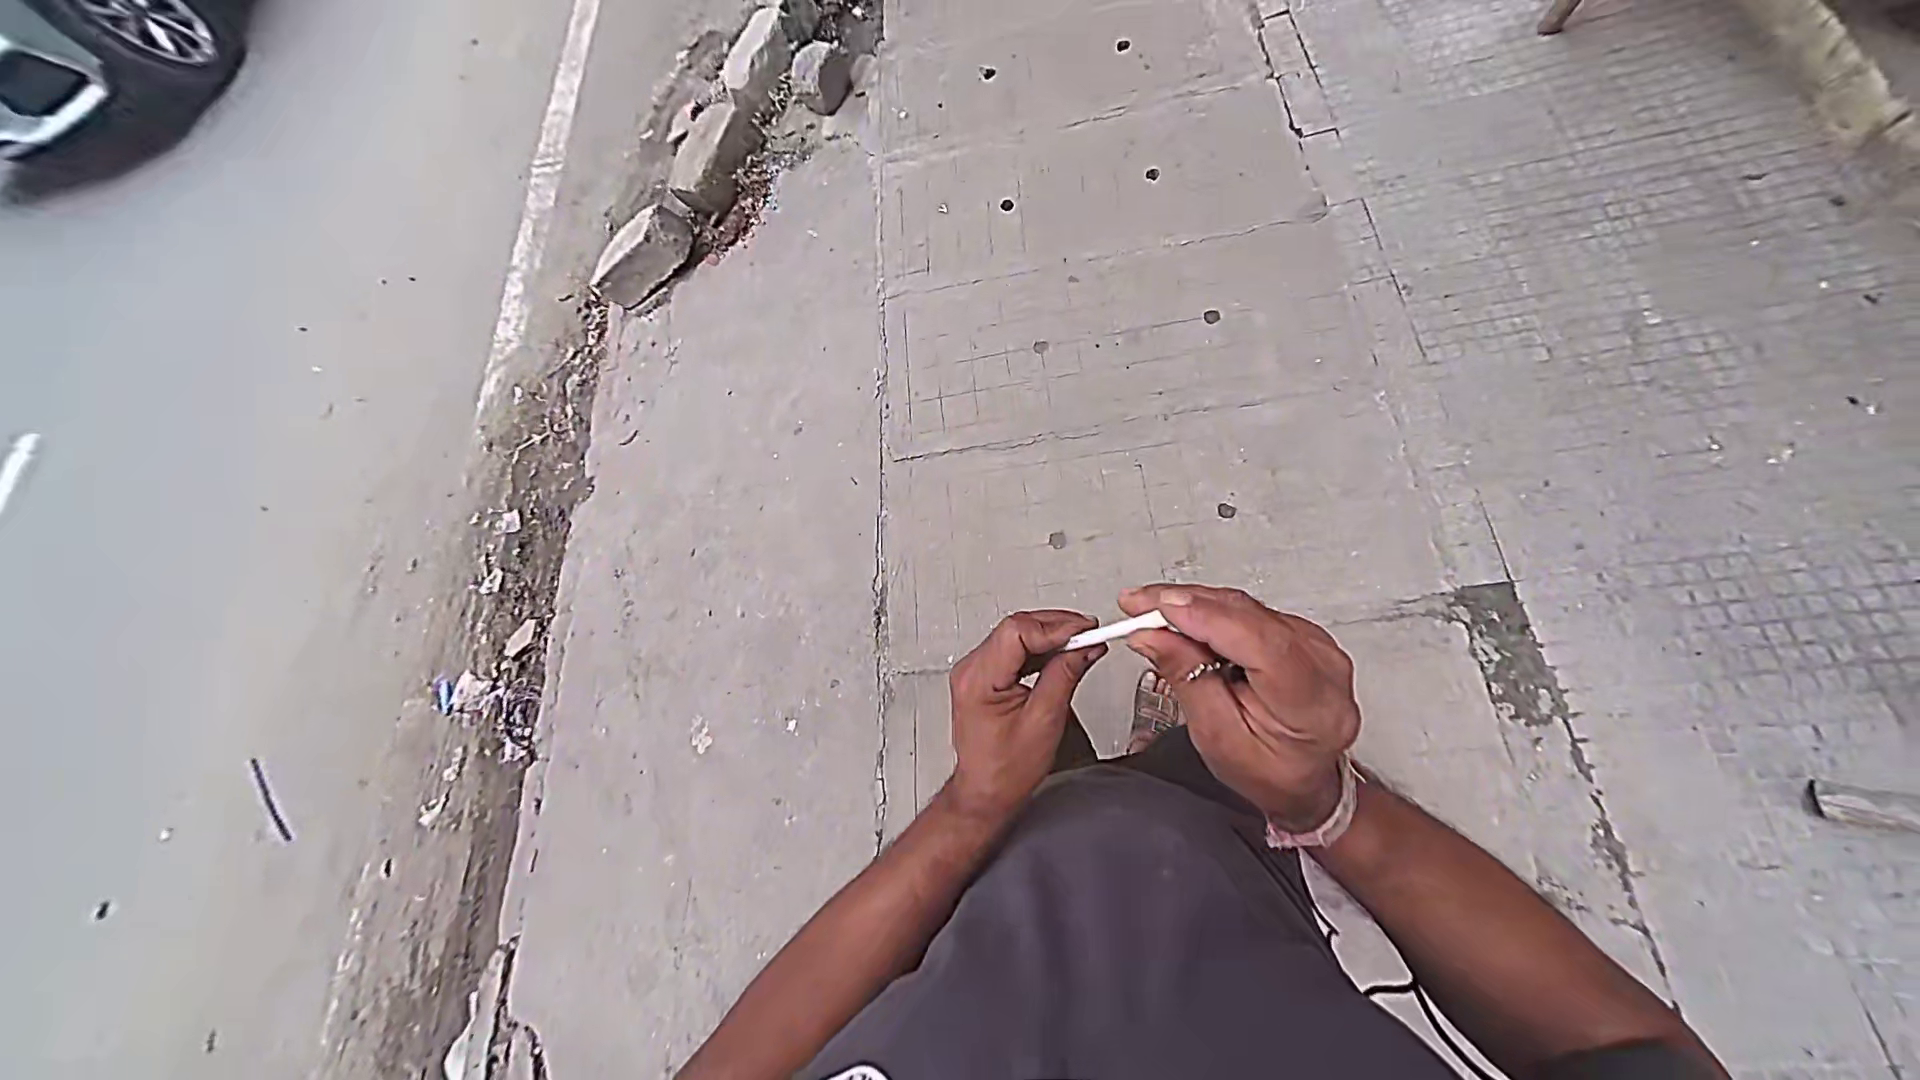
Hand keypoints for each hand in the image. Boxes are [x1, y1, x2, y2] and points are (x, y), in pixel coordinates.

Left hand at [945, 610, 1105, 822]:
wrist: (986, 791)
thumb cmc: (1005, 770)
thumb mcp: (1044, 722)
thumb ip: (1064, 677)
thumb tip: (1083, 647)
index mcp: (978, 680)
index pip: (1016, 632)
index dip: (1055, 627)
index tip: (1085, 631)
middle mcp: (971, 669)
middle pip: (1016, 627)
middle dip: (1056, 627)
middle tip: (1089, 633)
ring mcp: (975, 670)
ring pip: (1016, 633)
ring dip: (1051, 634)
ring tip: (1081, 642)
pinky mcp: (985, 674)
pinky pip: (1014, 647)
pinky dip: (1041, 646)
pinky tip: (1062, 652)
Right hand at [1118, 584, 1359, 829]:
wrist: (1301, 775)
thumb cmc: (1268, 768)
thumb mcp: (1217, 736)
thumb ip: (1187, 680)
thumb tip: (1153, 637)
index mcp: (1310, 699)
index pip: (1260, 641)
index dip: (1206, 618)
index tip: (1159, 609)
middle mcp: (1320, 661)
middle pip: (1246, 615)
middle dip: (1183, 605)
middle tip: (1135, 606)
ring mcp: (1311, 640)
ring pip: (1240, 605)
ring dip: (1188, 603)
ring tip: (1145, 612)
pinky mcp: (1294, 630)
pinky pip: (1243, 608)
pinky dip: (1205, 608)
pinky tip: (1176, 616)